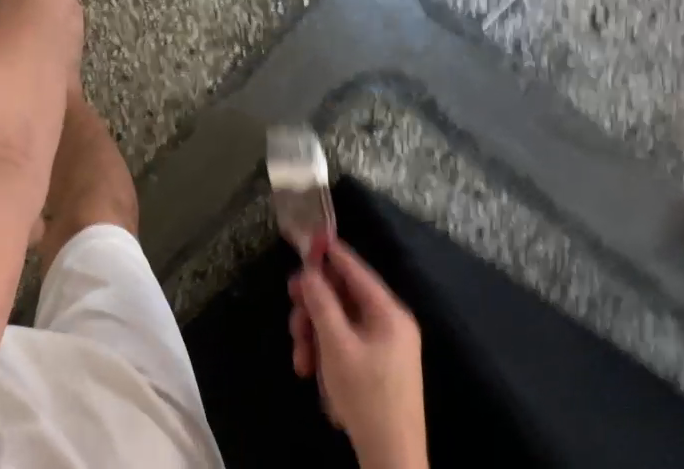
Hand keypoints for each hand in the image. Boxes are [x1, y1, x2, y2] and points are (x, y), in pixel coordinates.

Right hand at [290, 239, 426, 468]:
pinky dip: (322, 351)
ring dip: (311, 335)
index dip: (327, 252)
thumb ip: (321, 302)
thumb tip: (309, 269)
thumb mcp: (336, 345)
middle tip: (293, 319)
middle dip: (311, 308)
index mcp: (388, 313)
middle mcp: (388, 323)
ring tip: (300, 360)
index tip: (301, 237)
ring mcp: (382, 345)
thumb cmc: (366, 395)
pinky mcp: (373, 364)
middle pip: (340, 296)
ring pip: (335, 321)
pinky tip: (310, 371)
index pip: (354, 268)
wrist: (391, 455)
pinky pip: (341, 342)